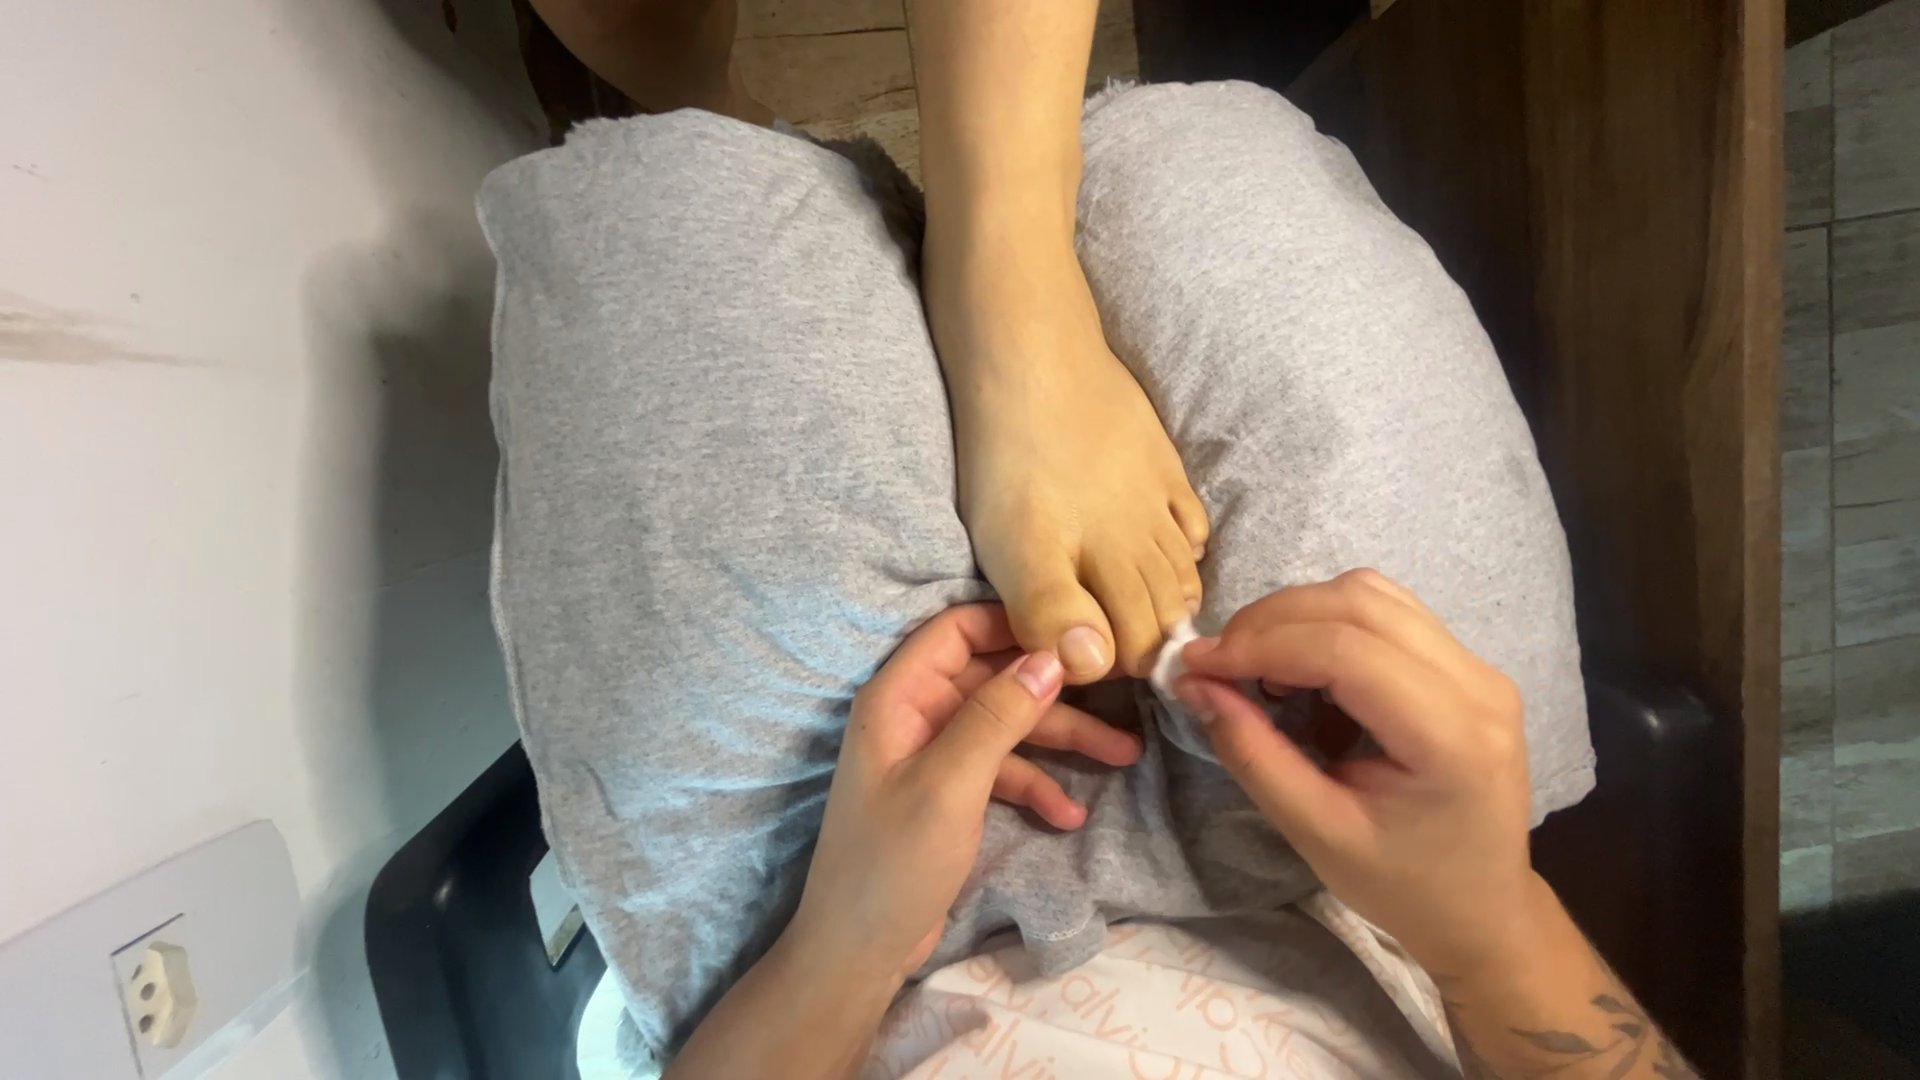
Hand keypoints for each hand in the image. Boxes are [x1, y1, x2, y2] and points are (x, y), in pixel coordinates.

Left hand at [785, 604, 1138, 982]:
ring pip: (1006, 727)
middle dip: (1053, 693)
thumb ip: (997, 716)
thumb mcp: (949, 784)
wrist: (859, 953)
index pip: (957, 630)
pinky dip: (1035, 785)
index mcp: (899, 695)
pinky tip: (1070, 814)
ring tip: (1125, 754)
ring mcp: (935, 753)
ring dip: (1060, 741)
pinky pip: (1001, 770)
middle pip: (993, 680)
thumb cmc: (893, 860)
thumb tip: (1050, 658)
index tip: (1073, 630)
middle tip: (1119, 693)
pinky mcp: (951, 790)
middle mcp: (917, 713)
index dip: (1011, 622)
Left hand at [926, 239, 1208, 682]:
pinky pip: (1191, 514)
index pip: (1141, 641)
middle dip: (1154, 640)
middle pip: (1166, 607)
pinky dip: (1188, 544)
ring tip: (1156, 617)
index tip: (1110, 677)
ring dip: (1172, 598)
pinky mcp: (1159, 456)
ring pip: (1183, 564)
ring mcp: (1160, 493)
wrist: (1030, 353)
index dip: (1128, 668)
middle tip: (1134, 656)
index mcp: (1115, 564)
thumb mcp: (1013, 544)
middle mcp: (1149, 535)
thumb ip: (1053, 609)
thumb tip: (1098, 666)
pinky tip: (1179, 549)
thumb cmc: (1011, 459)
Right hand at [1173, 569, 1539, 980]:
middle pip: (1356, 603)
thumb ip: (1250, 752)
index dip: (1261, 645)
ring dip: (1294, 613)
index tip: (1197, 665)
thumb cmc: (1400, 883)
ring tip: (1256, 662)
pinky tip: (1299, 659)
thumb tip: (1193, 683)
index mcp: (1454, 739)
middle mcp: (1477, 684)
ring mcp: (1476, 666)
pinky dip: (1323, 617)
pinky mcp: (1461, 661)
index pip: (1345, 651)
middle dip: (1268, 621)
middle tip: (1216, 662)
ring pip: (1367, 592)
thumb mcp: (1312, 830)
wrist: (1481, 908)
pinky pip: (1381, 607)